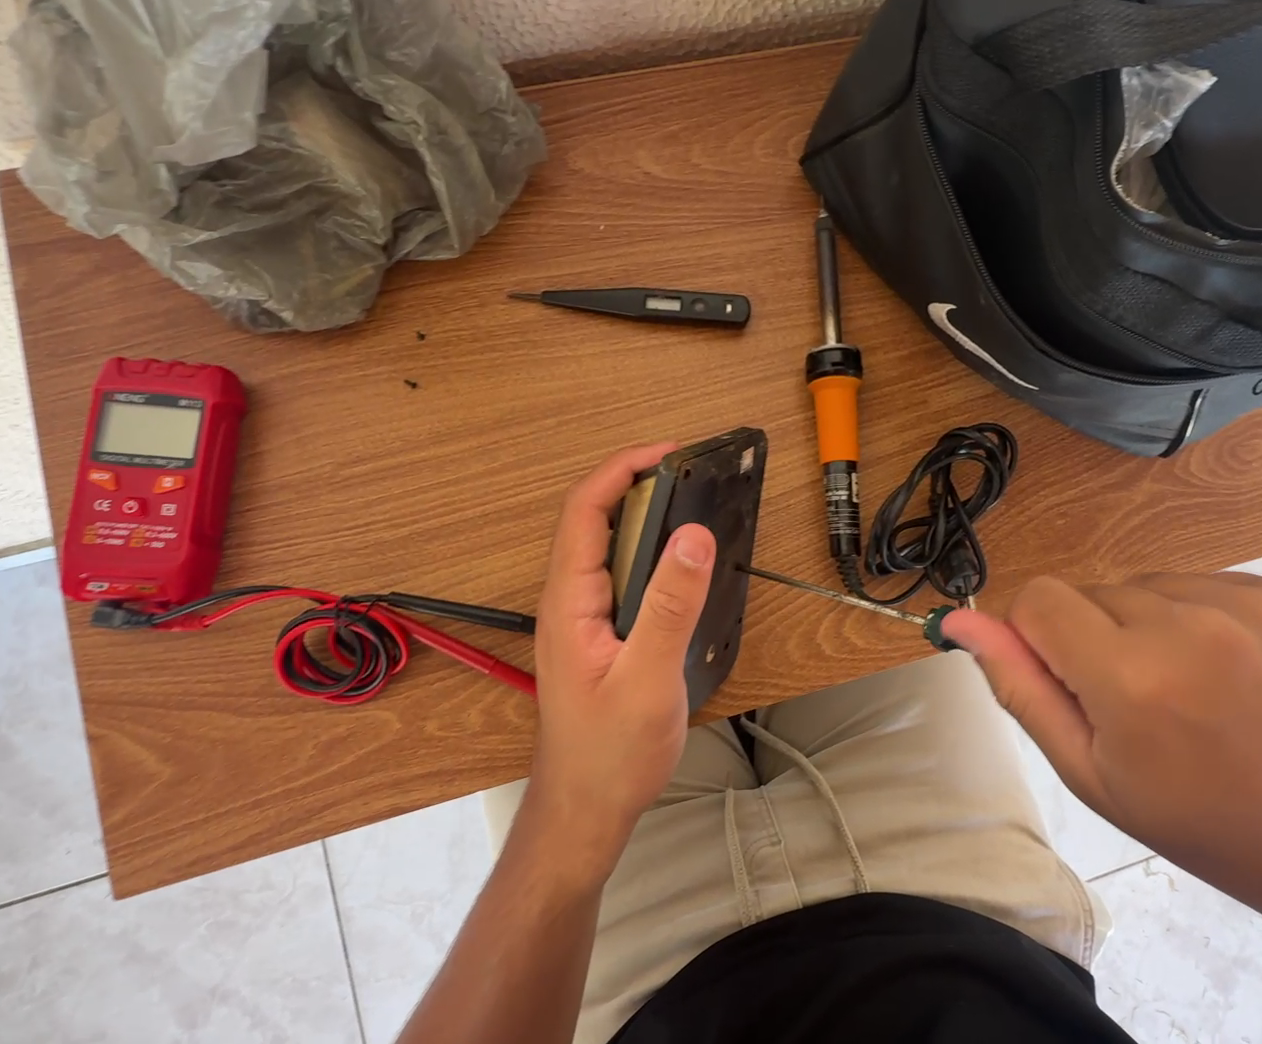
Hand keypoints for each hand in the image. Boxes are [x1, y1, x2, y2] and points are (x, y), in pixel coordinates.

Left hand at [524, 443, 716, 872]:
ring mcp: (580, 619)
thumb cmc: (610, 753)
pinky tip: (679, 565)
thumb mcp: (648, 678)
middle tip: (690, 474)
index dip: (622, 470)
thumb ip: (670, 606)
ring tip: (691, 505)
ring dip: (644, 518)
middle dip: (636, 485)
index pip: (585, 511)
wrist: (586, 807)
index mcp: (569, 601)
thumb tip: (693, 535)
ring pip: (606, 549)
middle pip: (593, 521)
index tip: (669, 453)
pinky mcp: (597, 636)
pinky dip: (648, 555)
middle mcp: (568, 601)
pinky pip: (619, 578)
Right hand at [943, 573, 1261, 942]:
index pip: (1038, 600)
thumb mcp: (1092, 774)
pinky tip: (1230, 676)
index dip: (1036, 639)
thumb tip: (959, 622)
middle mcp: (1190, 621)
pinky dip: (1196, 620)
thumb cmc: (1208, 826)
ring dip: (1143, 626)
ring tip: (1188, 693)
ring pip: (1144, 586)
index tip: (1067, 685)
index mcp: (1134, 677)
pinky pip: (1202, 584)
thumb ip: (1019, 688)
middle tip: (1136, 707)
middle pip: (1090, 592)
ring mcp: (1250, 602)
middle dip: (1091, 637)